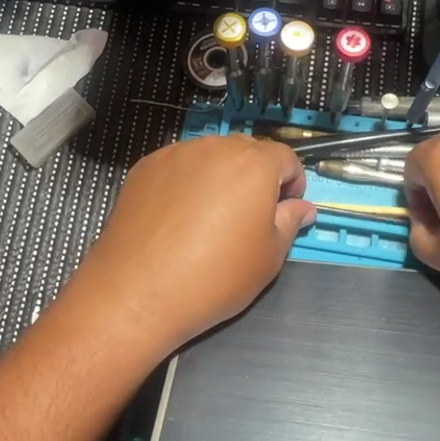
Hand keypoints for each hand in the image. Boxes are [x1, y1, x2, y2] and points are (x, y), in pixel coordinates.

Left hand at [64, 135, 315, 356]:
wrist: (137, 292)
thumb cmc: (215, 277)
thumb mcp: (268, 258)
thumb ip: (289, 223)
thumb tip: (302, 207)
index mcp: (253, 164)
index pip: (285, 157)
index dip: (293, 182)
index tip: (286, 209)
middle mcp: (214, 148)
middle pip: (246, 151)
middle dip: (256, 176)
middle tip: (250, 216)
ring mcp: (175, 155)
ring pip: (209, 157)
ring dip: (219, 177)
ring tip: (210, 218)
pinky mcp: (144, 168)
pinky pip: (177, 167)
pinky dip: (185, 183)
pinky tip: (177, 219)